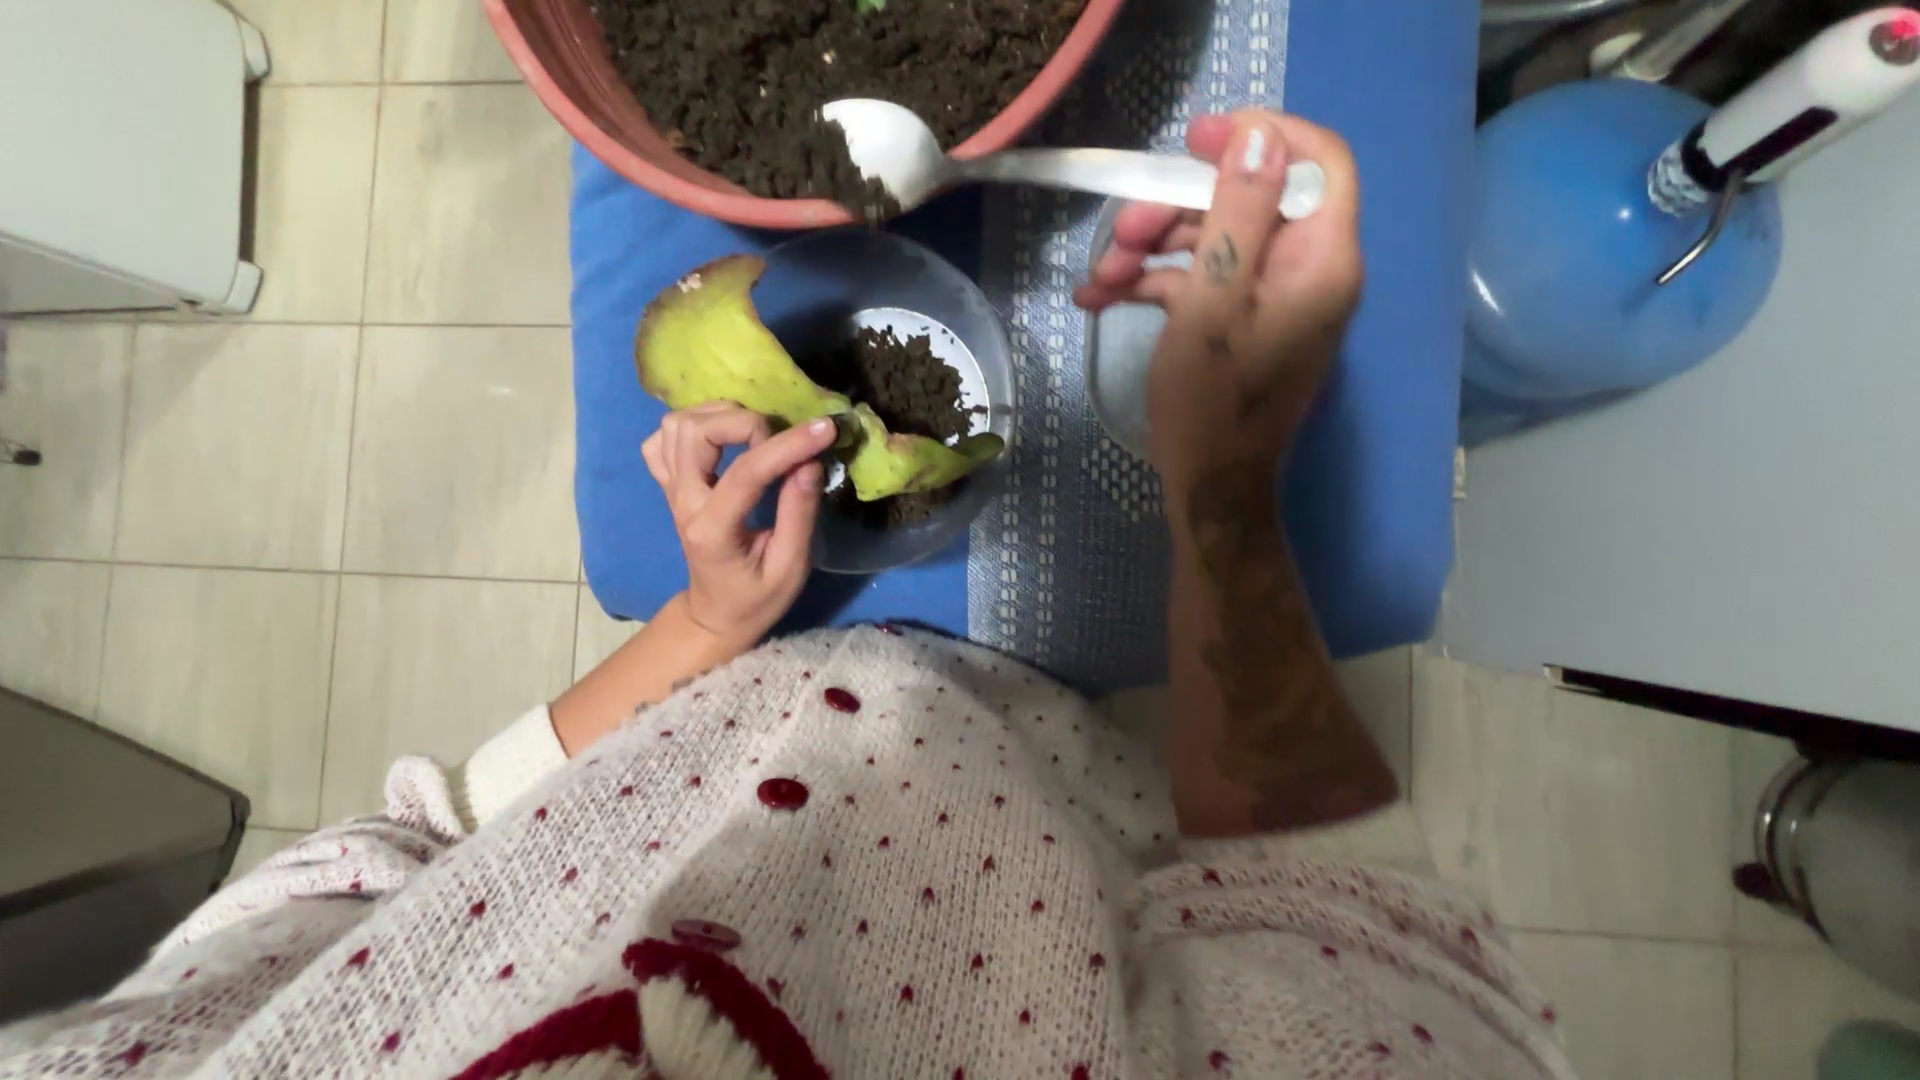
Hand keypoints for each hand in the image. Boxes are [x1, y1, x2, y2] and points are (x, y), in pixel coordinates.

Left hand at [641, 404, 836, 647]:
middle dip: (746, 421)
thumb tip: (810, 463)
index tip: (825, 429)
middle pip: (695, 433)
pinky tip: (723, 438)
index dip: (788, 445)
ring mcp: (670, 490)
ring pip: (676, 425)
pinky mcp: (669, 484)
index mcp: (713, 530)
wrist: (715, 613)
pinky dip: (694, 424)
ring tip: (757, 432)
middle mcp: (683, 502)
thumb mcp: (790, 567)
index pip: (746, 472)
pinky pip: (663, 437)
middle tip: (779, 438)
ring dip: (720, 416)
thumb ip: (799, 514)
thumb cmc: (757, 597)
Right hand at [1074, 110, 1361, 482]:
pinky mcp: (1248, 321)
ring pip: (1218, 240)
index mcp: (1320, 262)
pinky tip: (1102, 297)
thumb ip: (1237, 216)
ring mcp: (1277, 298)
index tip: (1191, 142)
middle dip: (1176, 211)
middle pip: (1250, 201)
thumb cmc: (1210, 405)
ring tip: (1098, 280)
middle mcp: (1309, 271)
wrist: (1210, 484)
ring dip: (1154, 251)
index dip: (1257, 138)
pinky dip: (1157, 283)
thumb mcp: (1212, 305)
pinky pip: (1207, 280)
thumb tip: (1256, 135)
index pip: (1315, 161)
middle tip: (1118, 234)